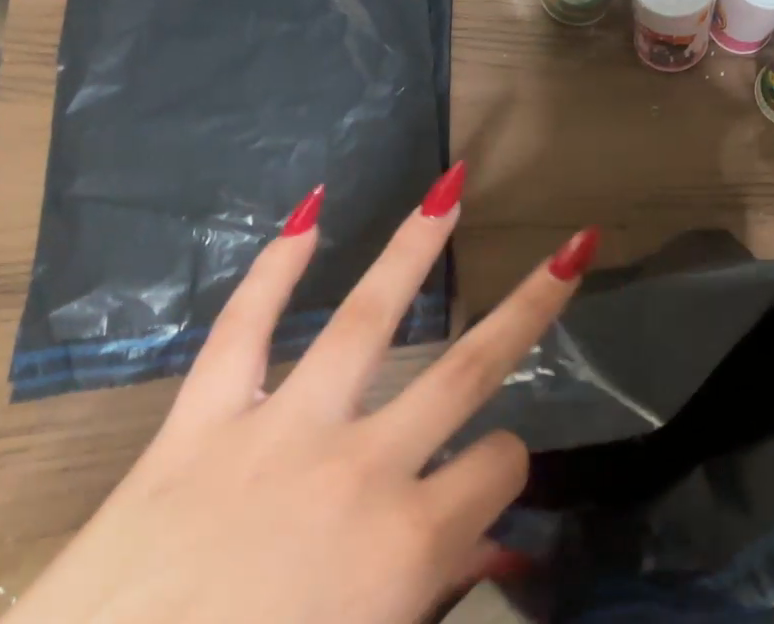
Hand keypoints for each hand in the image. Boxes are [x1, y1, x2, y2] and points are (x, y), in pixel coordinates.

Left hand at [2, 162, 597, 623]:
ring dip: (414, 248)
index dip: (507, 469)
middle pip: (471, 370)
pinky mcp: (200, 424)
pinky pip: (243, 331)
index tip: (486, 483)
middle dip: (534, 306)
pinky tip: (307, 213)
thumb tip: (501, 551)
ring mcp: (282, 434)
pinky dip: (273, 270)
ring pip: (368, 320)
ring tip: (449, 189)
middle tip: (572, 251)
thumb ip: (442, 586)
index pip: (502, 464)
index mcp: (411, 540)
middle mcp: (363, 468)